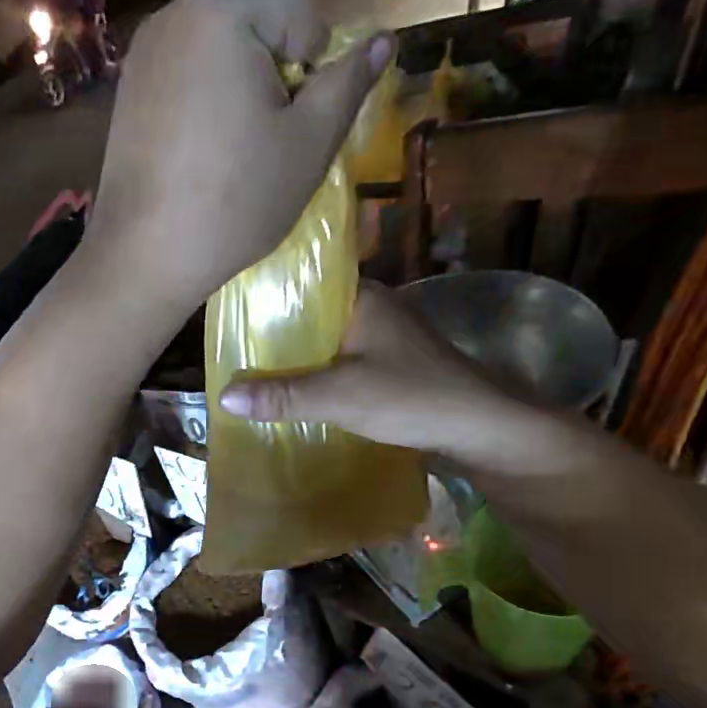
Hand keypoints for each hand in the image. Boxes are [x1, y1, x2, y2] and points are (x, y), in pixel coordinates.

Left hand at [86, 0, 393, 302]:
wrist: (149, 253)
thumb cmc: (239, 199)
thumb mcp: (310, 143)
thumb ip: (348, 84)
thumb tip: (384, 42)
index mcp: (221, 12)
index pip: (300, 9)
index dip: (318, 66)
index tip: (302, 124)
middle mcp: (175, 14)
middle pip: (259, 25)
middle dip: (281, 77)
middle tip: (275, 142)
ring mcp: (145, 51)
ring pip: (225, 53)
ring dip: (249, 92)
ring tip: (242, 152)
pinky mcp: (131, 89)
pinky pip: (191, 76)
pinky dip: (212, 105)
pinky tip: (208, 155)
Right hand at [217, 282, 565, 473]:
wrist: (483, 427)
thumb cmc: (414, 398)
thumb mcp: (342, 397)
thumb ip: (284, 395)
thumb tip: (223, 396)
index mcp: (362, 297)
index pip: (302, 280)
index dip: (264, 293)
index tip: (226, 308)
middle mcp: (373, 307)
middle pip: (311, 312)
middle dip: (274, 331)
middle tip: (228, 347)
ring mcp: (386, 336)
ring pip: (327, 339)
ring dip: (298, 356)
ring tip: (251, 370)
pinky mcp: (393, 364)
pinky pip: (343, 360)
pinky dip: (320, 372)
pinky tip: (297, 390)